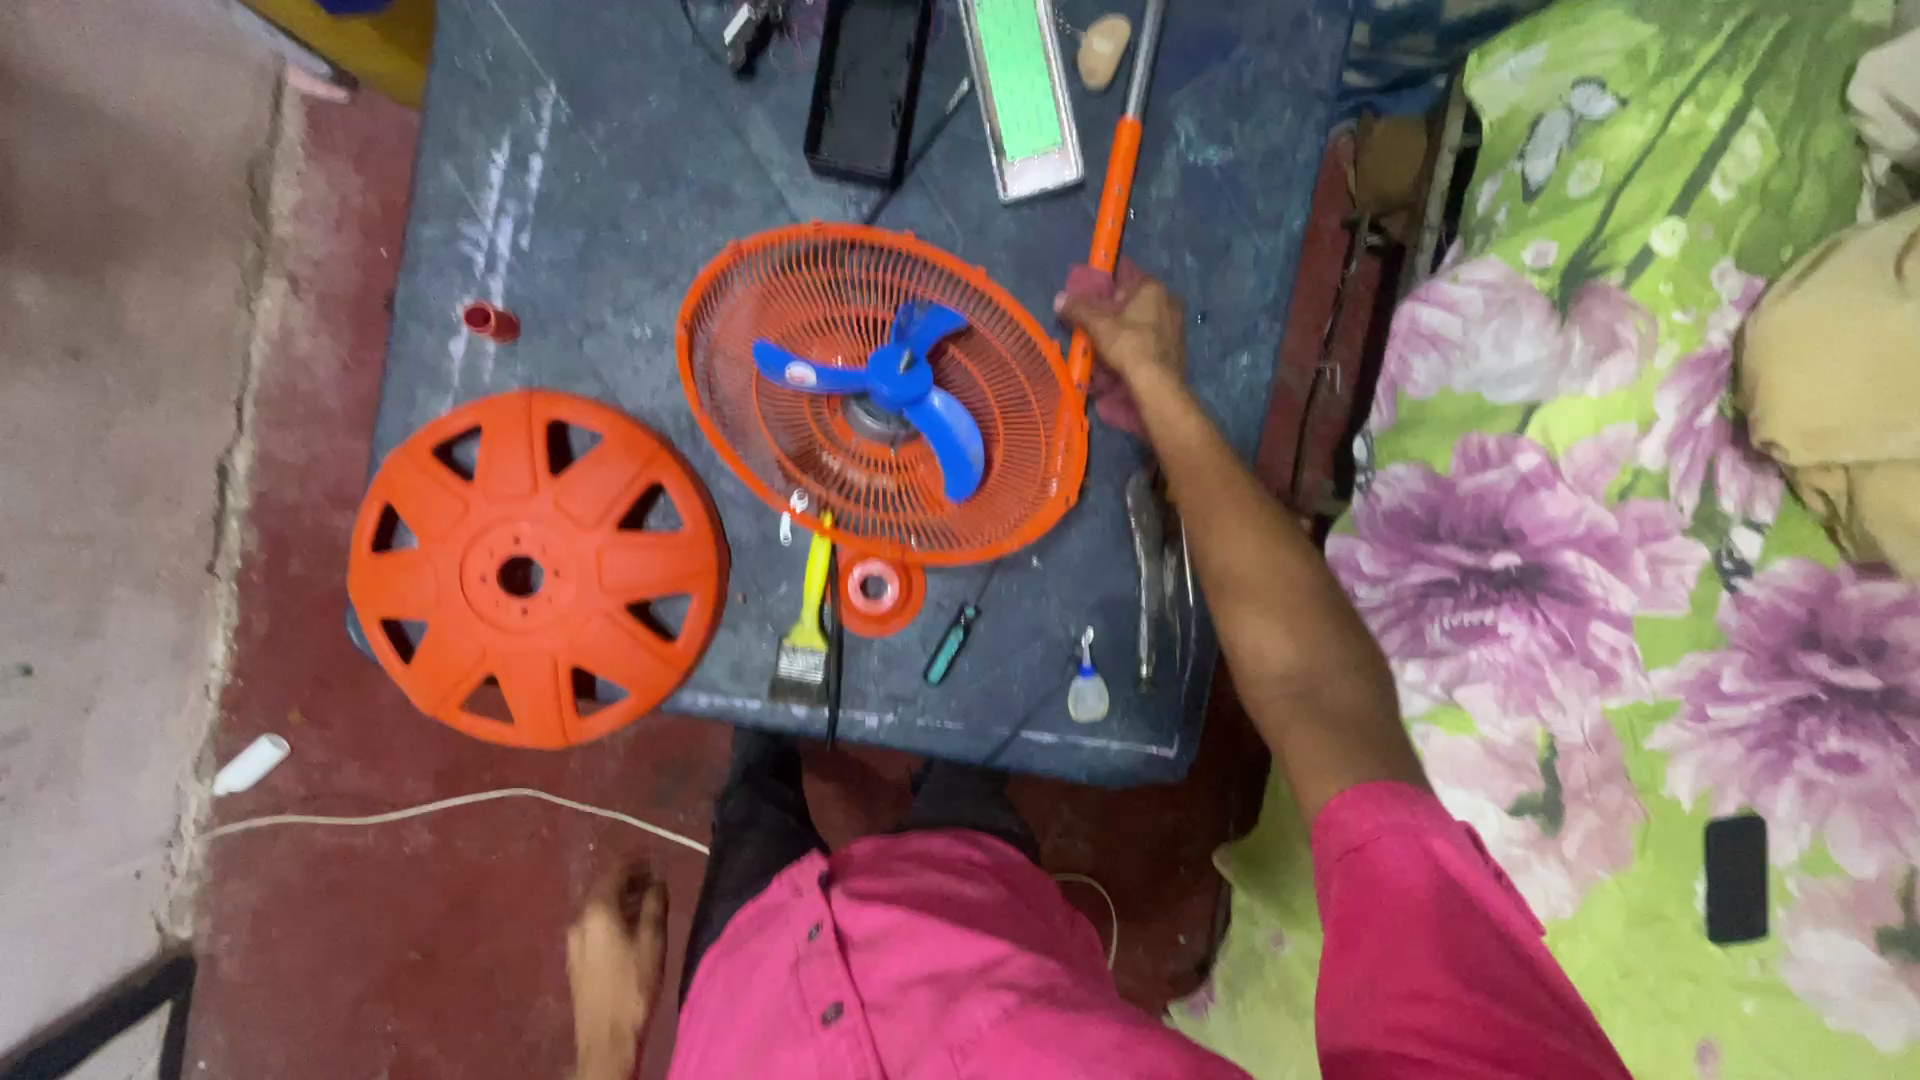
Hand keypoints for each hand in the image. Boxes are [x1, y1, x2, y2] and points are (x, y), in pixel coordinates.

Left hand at [567, 865, 667, 1079]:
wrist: (606, 1038)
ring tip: (647, 902)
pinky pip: (595, 924)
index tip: (657, 859)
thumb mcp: (653, 940)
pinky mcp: (576, 959)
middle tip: (655, 879)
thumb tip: (657, 882)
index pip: (616, 871)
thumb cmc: (634, 985)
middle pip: (604, 888)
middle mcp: (579, 921)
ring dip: (622, 899)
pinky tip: (631, 926)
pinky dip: (613, 916)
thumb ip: (655, 904)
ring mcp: (574, 941)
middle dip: (630, 879)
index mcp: (597, 911)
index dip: (637, 862)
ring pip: (599, 907)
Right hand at [1054, 259, 1187, 390]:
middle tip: (1100, 330)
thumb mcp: (1097, 326)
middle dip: (1117, 313)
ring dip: (1129, 330)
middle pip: (1136, 302)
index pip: (1126, 278)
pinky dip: (1141, 345)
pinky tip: (1129, 358)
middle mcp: (1170, 299)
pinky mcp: (1179, 346)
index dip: (1107, 291)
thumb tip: (1058, 298)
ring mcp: (1178, 324)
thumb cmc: (1129, 346)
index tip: (1094, 307)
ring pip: (1146, 321)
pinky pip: (1154, 339)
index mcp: (1153, 287)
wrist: (1158, 384)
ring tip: (1112, 347)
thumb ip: (1078, 309)